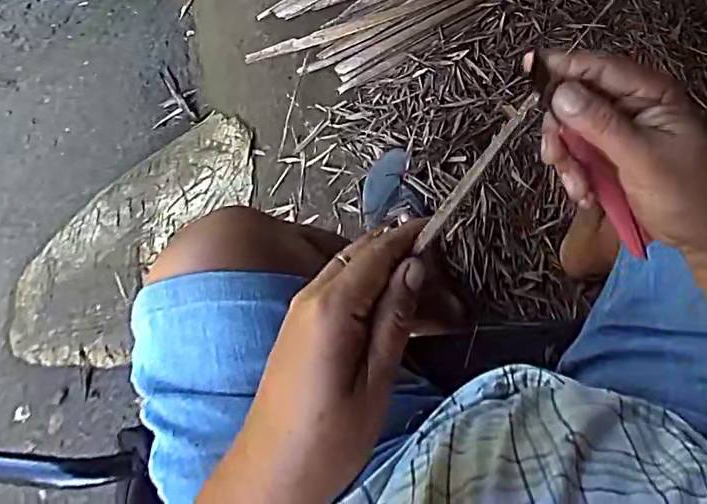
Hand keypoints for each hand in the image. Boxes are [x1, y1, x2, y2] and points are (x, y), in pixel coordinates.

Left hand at [201, 219, 426, 503]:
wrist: (266, 481)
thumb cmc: (322, 443)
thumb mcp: (374, 383)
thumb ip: (395, 318)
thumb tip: (415, 268)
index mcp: (331, 306)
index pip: (378, 249)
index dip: (410, 235)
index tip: (441, 227)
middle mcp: (311, 296)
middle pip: (363, 249)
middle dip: (401, 246)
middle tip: (440, 260)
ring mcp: (302, 308)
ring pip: (351, 264)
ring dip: (386, 263)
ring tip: (425, 283)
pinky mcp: (301, 324)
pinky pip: (340, 285)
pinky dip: (369, 282)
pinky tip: (394, 303)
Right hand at [533, 49, 706, 264]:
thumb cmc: (690, 195)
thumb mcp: (643, 158)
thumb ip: (600, 124)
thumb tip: (561, 92)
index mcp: (651, 92)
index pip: (599, 67)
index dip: (563, 65)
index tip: (530, 67)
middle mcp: (634, 104)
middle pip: (578, 97)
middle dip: (562, 128)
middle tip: (557, 157)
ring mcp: (623, 130)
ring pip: (573, 127)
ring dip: (568, 158)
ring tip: (580, 188)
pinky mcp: (614, 154)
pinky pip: (580, 152)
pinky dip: (576, 173)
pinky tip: (588, 196)